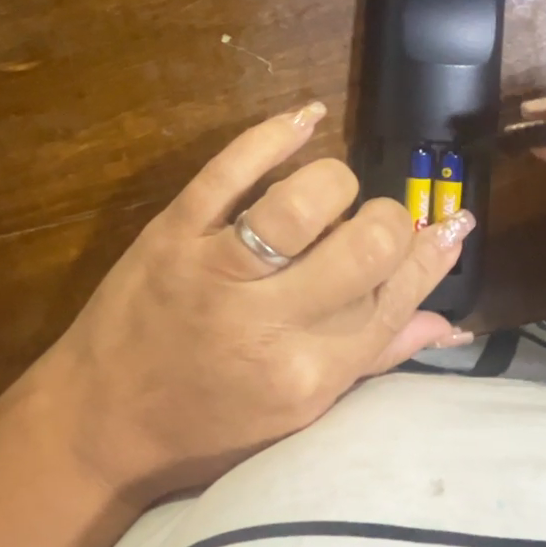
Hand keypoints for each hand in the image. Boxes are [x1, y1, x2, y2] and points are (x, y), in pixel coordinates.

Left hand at [32, 101, 474, 498]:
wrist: (95, 424)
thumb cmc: (201, 429)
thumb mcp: (294, 418)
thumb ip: (371, 361)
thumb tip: (447, 320)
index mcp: (308, 375)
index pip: (395, 297)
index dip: (432, 254)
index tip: (450, 223)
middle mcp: (270, 323)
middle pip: (367, 243)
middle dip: (388, 221)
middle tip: (373, 224)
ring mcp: (217, 270)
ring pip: (306, 198)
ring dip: (335, 183)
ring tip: (329, 195)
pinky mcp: (173, 231)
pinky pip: (232, 168)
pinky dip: (276, 133)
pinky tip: (307, 117)